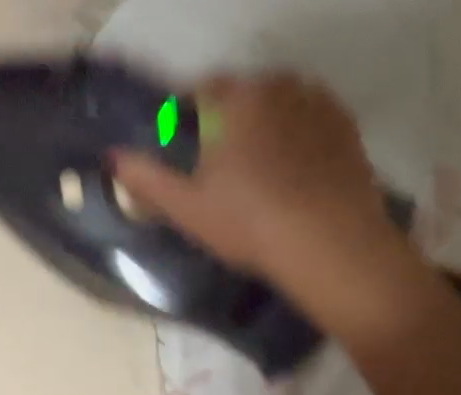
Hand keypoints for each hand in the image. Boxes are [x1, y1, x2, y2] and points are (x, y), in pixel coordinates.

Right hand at [112, 74, 399, 278]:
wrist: (329, 242)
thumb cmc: (248, 223)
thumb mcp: (186, 208)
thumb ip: (147, 179)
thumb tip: (114, 158)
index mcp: (235, 100)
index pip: (200, 90)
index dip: (185, 116)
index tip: (181, 148)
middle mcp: (279, 86)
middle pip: (241, 94)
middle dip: (225, 120)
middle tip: (215, 168)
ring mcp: (318, 102)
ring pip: (277, 105)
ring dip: (261, 126)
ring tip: (254, 172)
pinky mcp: (346, 125)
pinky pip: (308, 120)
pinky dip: (294, 137)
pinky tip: (288, 175)